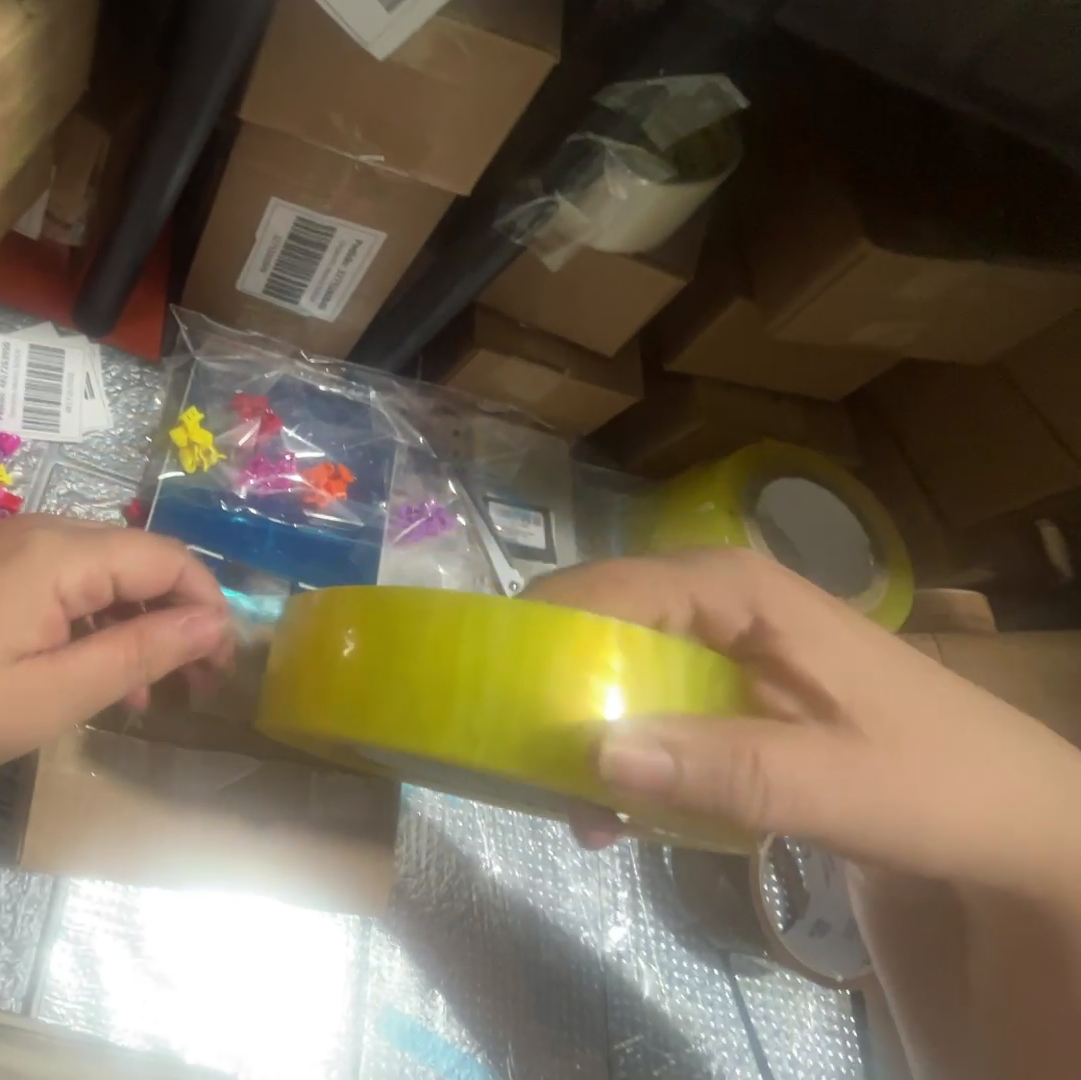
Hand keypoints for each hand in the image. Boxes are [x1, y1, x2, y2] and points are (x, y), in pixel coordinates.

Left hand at [0, 515, 231, 803]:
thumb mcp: (56, 692)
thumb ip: (142, 650)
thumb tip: (215, 623)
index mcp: (61, 551)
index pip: (169, 559)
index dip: (209, 608)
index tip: (223, 671)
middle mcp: (39, 534)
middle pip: (138, 562)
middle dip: (177, 618)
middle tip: (195, 689)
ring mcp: (8, 553)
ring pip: (101, 578)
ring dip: (137, 627)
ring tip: (152, 696)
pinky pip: (62, 591)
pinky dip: (93, 629)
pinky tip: (97, 678)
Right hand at [525, 547, 1080, 900]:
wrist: (1016, 820)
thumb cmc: (943, 784)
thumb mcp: (844, 785)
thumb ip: (727, 770)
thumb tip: (593, 752)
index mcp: (732, 589)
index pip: (603, 587)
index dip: (540, 631)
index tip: (494, 694)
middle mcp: (701, 599)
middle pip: (584, 621)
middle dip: (546, 688)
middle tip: (519, 756)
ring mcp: (699, 640)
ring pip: (594, 663)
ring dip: (568, 731)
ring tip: (561, 801)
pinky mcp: (700, 684)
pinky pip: (623, 701)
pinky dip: (603, 756)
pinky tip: (605, 815)